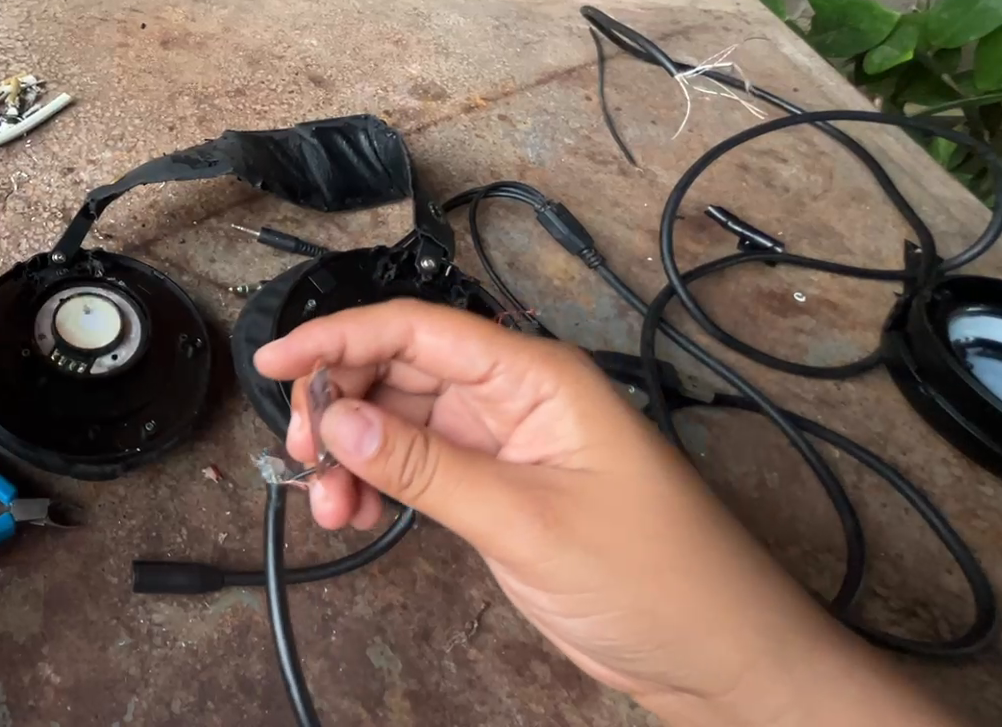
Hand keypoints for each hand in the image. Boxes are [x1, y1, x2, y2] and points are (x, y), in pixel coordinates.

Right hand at [255, 299, 953, 726]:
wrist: (729, 671)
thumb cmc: (652, 583)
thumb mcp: (526, 521)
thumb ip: (422, 465)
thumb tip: (333, 418)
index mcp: (529, 375)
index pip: (413, 330)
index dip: (335, 337)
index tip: (272, 363)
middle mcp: (505, 393)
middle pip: (392, 370)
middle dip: (337, 406)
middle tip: (304, 457)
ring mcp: (493, 437)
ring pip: (392, 419)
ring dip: (350, 454)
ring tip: (328, 505)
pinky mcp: (485, 478)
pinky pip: (408, 462)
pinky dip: (374, 483)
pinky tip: (357, 515)